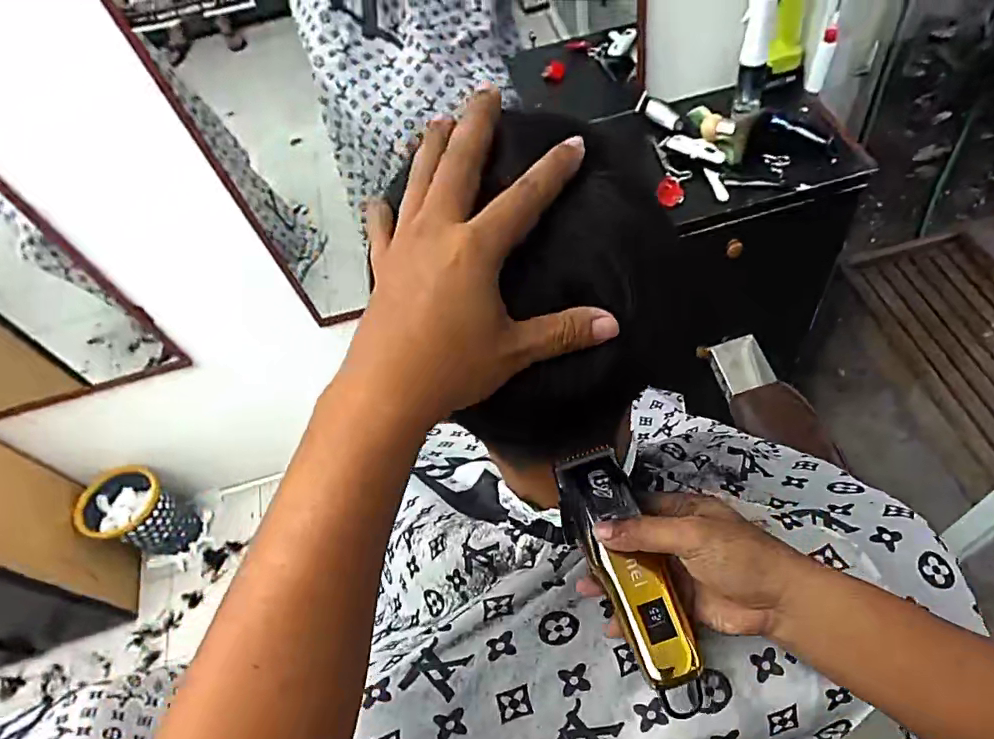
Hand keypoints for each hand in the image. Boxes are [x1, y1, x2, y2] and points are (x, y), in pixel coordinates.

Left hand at [341, 89, 618, 427]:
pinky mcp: (383, 264)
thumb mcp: (515, 351)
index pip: (523, 199)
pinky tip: (385, 198)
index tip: (571, 146)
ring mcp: (405, 244)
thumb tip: (609, 324)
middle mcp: (438, 233)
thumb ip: (563, 332)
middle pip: (458, 164)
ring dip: (431, 147)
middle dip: (476, 126)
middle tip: (486, 96)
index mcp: (476, 250)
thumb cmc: (451, 369)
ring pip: (418, 180)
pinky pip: (384, 223)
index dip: (552, 171)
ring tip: (439, 122)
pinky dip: (387, 206)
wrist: (388, 388)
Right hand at [575, 493, 812, 638]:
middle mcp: (680, 541)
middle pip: (636, 547)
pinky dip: (634, 614)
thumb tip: (604, 529)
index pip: (642, 510)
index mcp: (685, 513)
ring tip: (591, 593)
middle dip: (610, 558)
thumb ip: (646, 533)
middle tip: (585, 569)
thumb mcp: (692, 535)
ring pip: (641, 578)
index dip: (615, 520)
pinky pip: (653, 606)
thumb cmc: (743, 557)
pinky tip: (616, 623)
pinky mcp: (685, 601)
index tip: (587, 532)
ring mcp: (682, 572)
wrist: (777, 601)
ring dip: (617, 587)